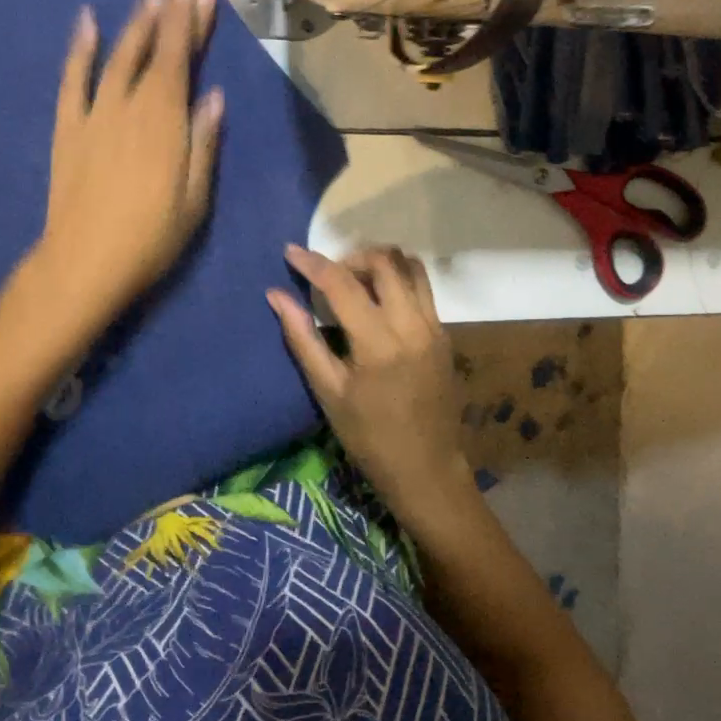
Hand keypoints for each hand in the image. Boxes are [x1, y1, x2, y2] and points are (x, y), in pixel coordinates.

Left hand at [36, 0, 223, 324]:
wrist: (85, 262)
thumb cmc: (151, 237)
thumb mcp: (194, 198)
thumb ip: (203, 143)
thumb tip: (213, 96)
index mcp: (166, 121)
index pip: (181, 59)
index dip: (191, 22)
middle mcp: (130, 106)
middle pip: (152, 49)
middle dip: (167, 10)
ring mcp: (94, 114)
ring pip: (117, 56)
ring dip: (134, 22)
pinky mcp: (67, 128)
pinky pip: (72, 80)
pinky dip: (80, 49)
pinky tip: (87, 21)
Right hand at [268, 246, 469, 516]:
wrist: (426, 469)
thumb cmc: (368, 437)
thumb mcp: (328, 391)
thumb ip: (302, 338)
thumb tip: (276, 295)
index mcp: (379, 343)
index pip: (342, 284)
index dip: (313, 263)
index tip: (291, 252)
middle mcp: (412, 325)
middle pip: (384, 261)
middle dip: (351, 258)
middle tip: (327, 276)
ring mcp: (435, 327)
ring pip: (410, 266)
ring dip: (379, 264)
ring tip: (354, 283)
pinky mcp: (444, 333)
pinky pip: (422, 287)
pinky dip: (397, 281)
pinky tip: (376, 304)